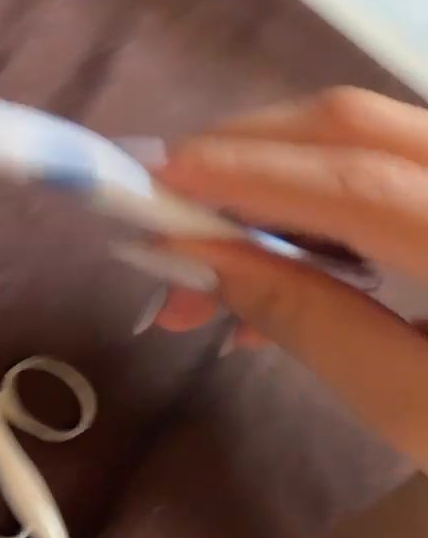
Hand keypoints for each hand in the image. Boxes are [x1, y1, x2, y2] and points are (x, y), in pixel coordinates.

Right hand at [149, 88, 427, 467]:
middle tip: (159, 206)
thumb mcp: (423, 413)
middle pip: (350, 124)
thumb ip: (306, 323)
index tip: (137, 182)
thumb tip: (183, 253)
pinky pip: (380, 158)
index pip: (353, 185)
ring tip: (209, 252)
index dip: (235, 174)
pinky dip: (305, 190)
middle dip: (231, 153)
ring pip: (359, 134)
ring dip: (259, 178)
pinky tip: (279, 252)